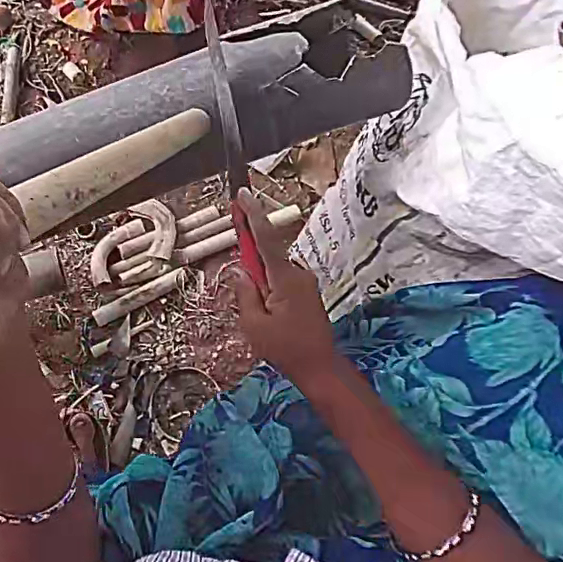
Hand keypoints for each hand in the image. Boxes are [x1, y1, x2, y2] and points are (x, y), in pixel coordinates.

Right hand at [228, 189, 341, 382]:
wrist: (319, 367)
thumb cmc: (285, 348)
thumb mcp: (254, 324)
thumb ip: (245, 293)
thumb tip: (242, 272)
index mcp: (284, 278)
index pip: (264, 240)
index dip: (252, 216)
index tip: (243, 194)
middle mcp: (298, 274)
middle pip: (267, 257)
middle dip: (252, 267)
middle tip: (251, 295)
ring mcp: (305, 283)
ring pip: (273, 272)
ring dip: (261, 285)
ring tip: (265, 320)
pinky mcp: (307, 292)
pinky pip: (281, 282)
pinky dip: (270, 290)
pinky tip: (271, 317)